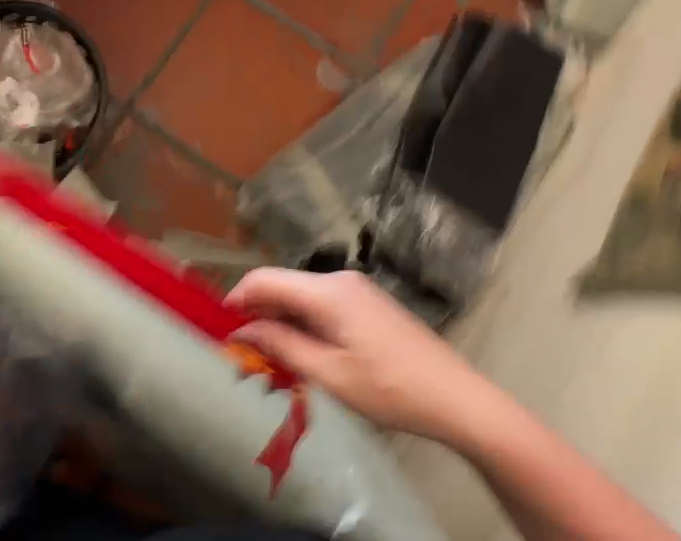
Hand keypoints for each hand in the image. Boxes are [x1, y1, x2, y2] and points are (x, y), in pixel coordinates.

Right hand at [226, 269, 503, 448]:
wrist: (461, 401)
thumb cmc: (392, 390)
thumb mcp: (329, 374)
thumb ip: (281, 346)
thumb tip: (242, 330)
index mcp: (327, 291)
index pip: (263, 279)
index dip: (236, 299)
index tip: (218, 325)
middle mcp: (339, 281)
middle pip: (281, 288)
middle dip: (258, 317)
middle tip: (244, 354)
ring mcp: (356, 291)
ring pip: (300, 299)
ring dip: (281, 325)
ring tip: (273, 362)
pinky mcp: (368, 305)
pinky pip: (321, 306)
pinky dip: (304, 326)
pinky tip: (305, 356)